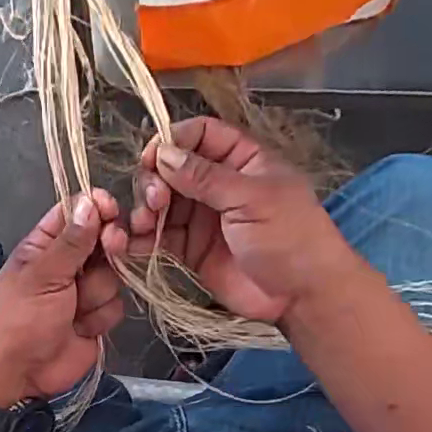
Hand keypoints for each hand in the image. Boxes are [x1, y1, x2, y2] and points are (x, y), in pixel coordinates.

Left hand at [0, 191, 128, 405]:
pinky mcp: (98, 316)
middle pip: (102, 241)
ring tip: (74, 311)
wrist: (24, 374)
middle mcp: (66, 264)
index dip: (94, 208)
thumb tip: (89, 203)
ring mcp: (84, 290)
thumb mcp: (43, 277)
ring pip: (113, 275)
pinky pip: (116, 304)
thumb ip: (71, 242)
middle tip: (112, 250)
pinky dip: (100, 318)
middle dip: (108, 249)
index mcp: (43, 246)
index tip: (111, 208)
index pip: (74, 214)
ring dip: (96, 294)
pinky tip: (82, 329)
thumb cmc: (23, 320)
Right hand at [127, 115, 360, 322]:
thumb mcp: (253, 198)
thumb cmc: (290, 237)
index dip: (173, 141)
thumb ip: (206, 177)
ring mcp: (202, 217)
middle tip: (155, 200)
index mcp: (240, 160)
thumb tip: (164, 154)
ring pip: (160, 202)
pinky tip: (129, 242)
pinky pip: (159, 237)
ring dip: (145, 209)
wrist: (301, 296)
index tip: (153, 158)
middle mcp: (217, 184)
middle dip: (154, 180)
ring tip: (145, 224)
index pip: (199, 135)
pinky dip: (141, 239)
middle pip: (172, 168)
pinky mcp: (190, 249)